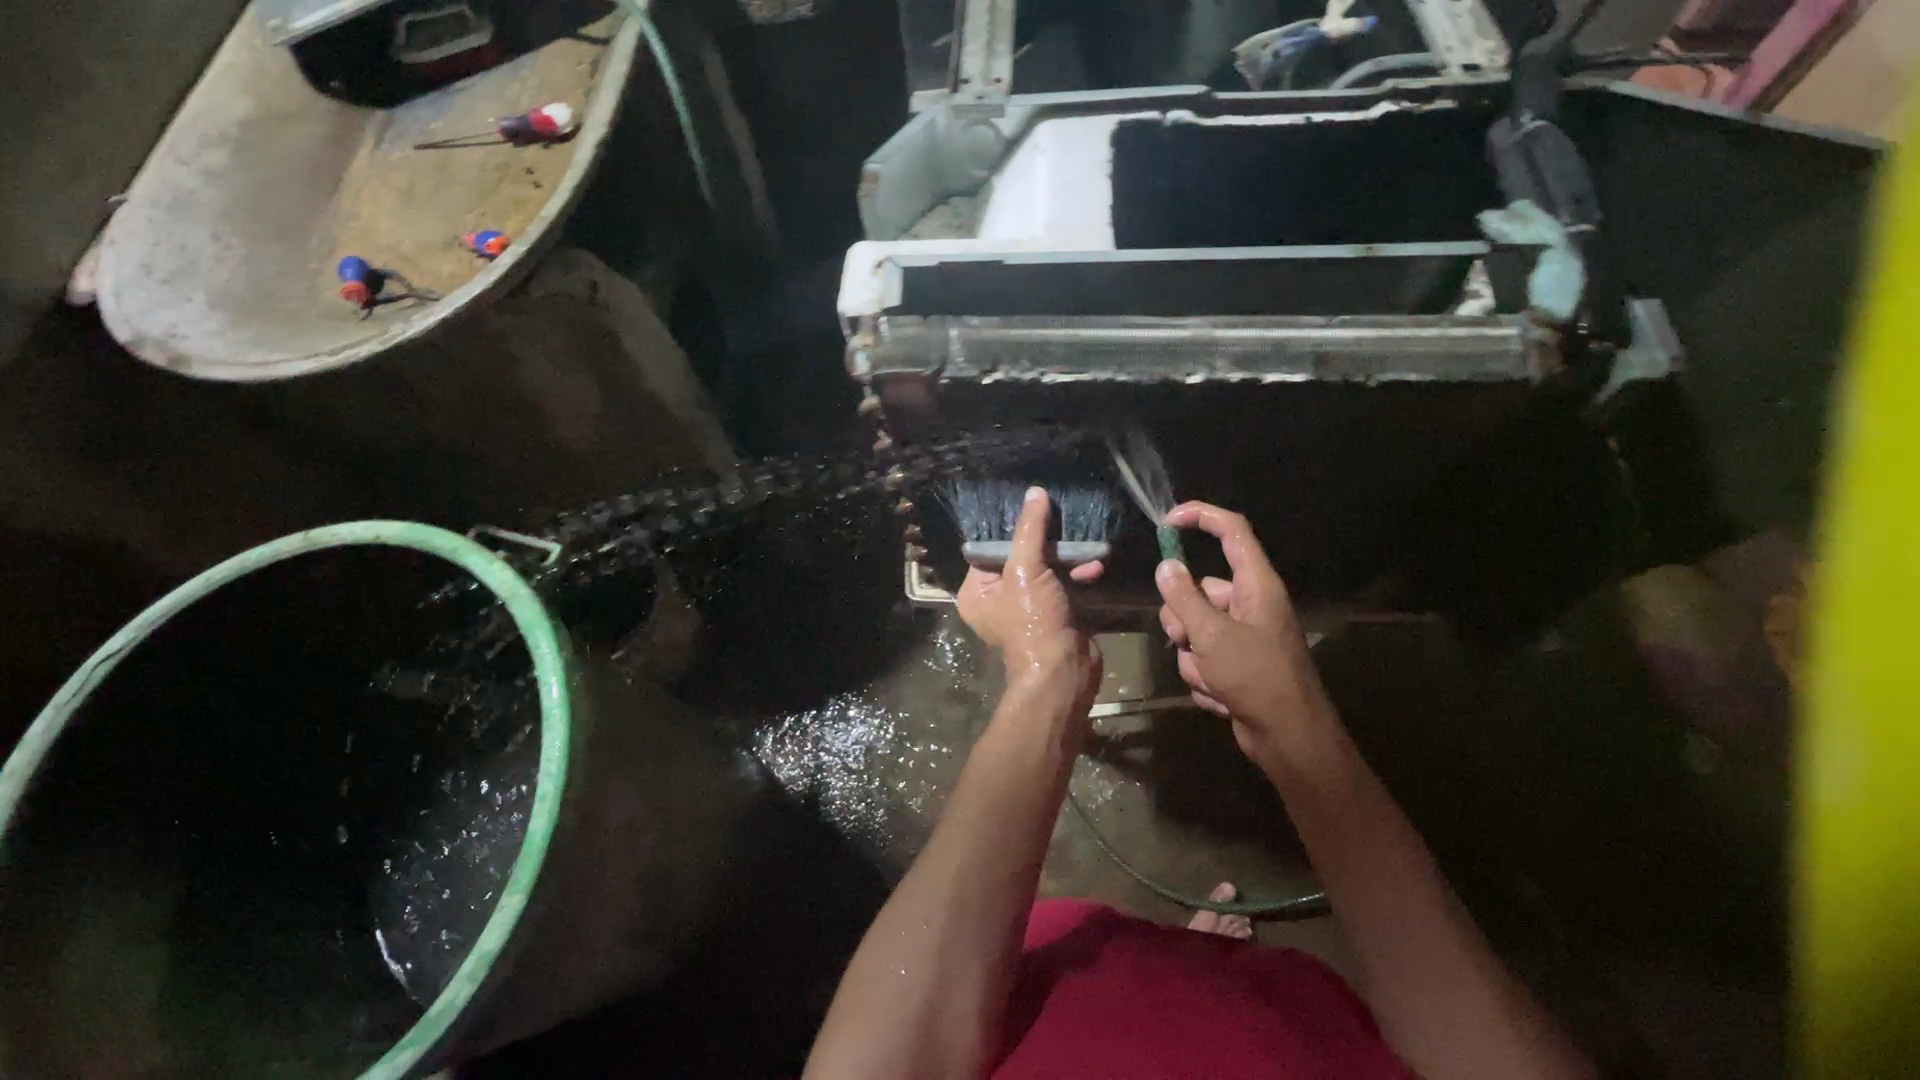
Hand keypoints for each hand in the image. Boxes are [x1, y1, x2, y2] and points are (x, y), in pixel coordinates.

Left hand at [956, 487, 1103, 694]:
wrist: (1064, 669)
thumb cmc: (1032, 620)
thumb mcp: (1026, 569)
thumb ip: (1030, 530)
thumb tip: (1034, 493)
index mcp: (976, 592)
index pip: (988, 549)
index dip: (1010, 529)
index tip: (1032, 508)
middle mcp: (997, 600)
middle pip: (1019, 557)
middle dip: (1046, 542)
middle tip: (1063, 521)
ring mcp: (1026, 609)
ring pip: (1045, 571)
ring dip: (1067, 557)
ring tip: (1086, 546)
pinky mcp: (1052, 615)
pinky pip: (1062, 586)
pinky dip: (1077, 575)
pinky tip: (1095, 565)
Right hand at [1154, 502, 1332, 760]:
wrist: (1287, 736)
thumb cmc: (1256, 677)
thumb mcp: (1211, 635)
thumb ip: (1184, 599)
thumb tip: (1166, 566)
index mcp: (1255, 585)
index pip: (1231, 532)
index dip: (1200, 517)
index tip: (1166, 522)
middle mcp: (1250, 604)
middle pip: (1198, 590)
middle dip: (1182, 620)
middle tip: (1188, 641)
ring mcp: (1243, 636)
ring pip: (1194, 631)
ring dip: (1193, 657)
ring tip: (1212, 678)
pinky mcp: (1236, 665)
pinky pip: (1202, 659)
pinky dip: (1204, 678)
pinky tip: (1220, 696)